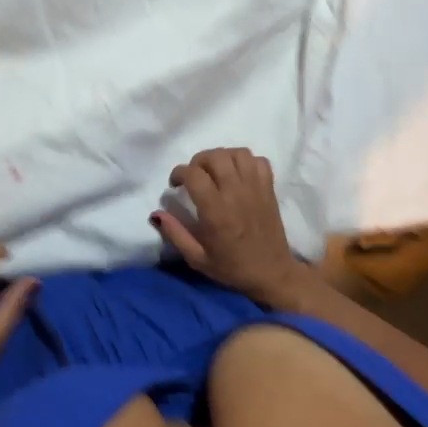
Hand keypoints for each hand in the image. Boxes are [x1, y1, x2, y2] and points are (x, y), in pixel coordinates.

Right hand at [152, 148, 314, 305]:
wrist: (271, 273)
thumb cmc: (232, 268)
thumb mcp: (197, 258)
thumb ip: (175, 234)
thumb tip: (156, 214)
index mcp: (216, 211)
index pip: (194, 174)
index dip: (179, 173)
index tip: (175, 184)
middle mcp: (236, 194)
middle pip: (215, 156)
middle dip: (198, 161)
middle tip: (194, 177)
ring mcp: (256, 188)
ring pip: (237, 153)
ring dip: (222, 157)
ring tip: (216, 172)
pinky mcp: (270, 189)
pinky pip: (259, 161)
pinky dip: (246, 161)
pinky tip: (238, 175)